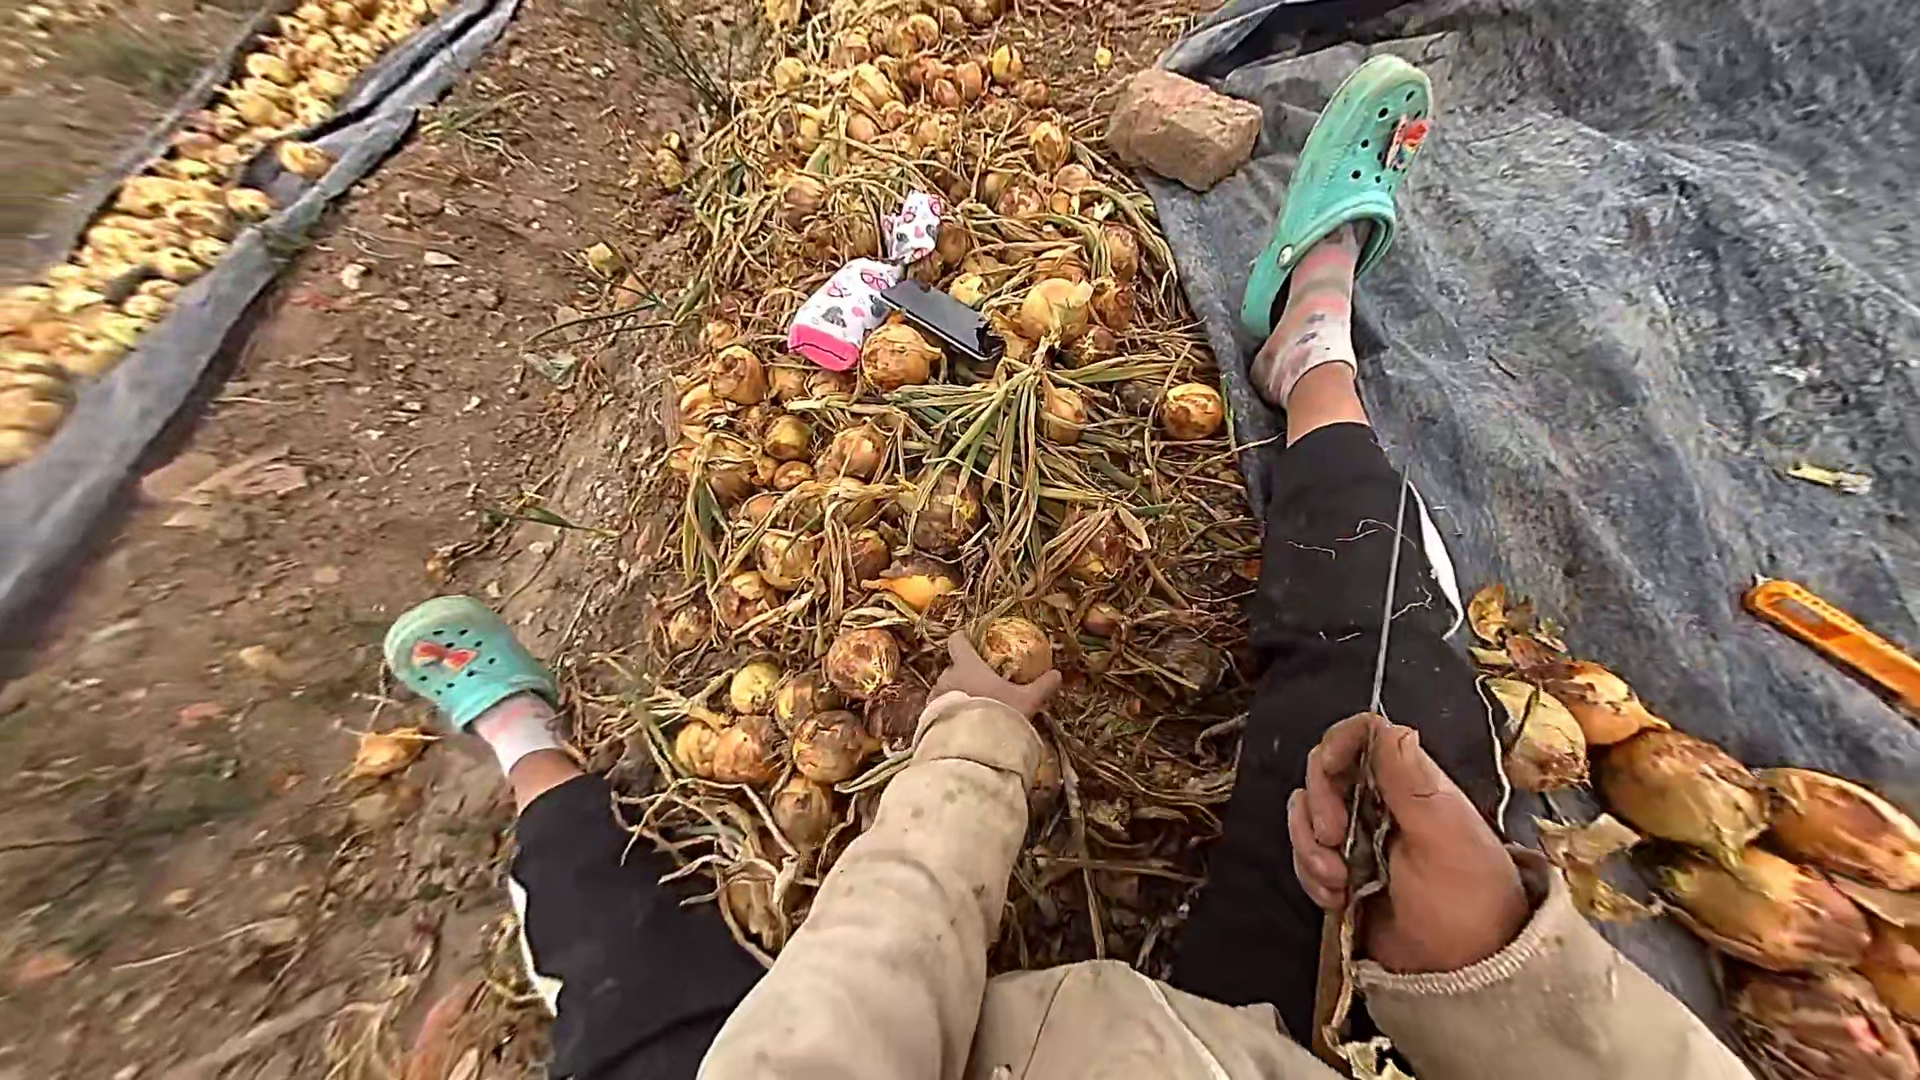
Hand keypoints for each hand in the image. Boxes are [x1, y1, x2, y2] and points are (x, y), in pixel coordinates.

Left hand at [929, 635, 1061, 720]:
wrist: (975, 747)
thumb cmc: (1000, 714)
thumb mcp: (1027, 701)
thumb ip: (1041, 686)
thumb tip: (1057, 675)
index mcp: (967, 665)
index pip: (957, 641)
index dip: (963, 640)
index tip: (970, 644)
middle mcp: (947, 676)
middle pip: (953, 668)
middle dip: (964, 676)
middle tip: (981, 688)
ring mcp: (935, 697)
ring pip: (944, 689)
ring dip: (955, 695)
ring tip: (971, 710)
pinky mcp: (928, 717)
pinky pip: (938, 709)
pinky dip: (947, 713)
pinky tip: (961, 726)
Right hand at [1288, 712, 1529, 973]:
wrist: (1461, 984)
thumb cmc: (1467, 907)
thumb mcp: (1449, 844)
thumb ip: (1416, 785)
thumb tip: (1390, 726)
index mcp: (1411, 785)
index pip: (1364, 735)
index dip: (1339, 742)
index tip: (1331, 769)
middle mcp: (1378, 801)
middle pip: (1324, 769)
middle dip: (1319, 803)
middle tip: (1334, 838)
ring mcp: (1354, 833)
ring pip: (1305, 809)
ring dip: (1310, 844)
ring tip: (1337, 880)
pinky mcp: (1336, 863)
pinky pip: (1301, 848)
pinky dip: (1309, 870)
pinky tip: (1334, 895)